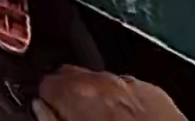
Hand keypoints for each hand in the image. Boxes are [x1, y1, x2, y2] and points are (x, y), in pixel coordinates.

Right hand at [33, 67, 185, 120]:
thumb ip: (50, 119)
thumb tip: (40, 109)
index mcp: (73, 92)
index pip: (46, 83)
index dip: (49, 101)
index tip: (54, 113)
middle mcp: (98, 80)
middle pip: (74, 77)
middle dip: (74, 95)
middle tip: (79, 118)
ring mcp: (127, 83)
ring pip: (104, 83)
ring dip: (102, 98)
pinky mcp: (153, 93)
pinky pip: (132, 91)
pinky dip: (129, 104)